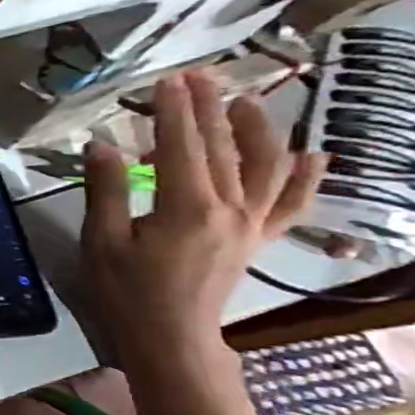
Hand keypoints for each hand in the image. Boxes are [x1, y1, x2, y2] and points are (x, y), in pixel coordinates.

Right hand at [82, 69, 325, 370]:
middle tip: (197, 75)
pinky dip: (305, 178)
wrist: (171, 339)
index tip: (166, 79)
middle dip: (208, 106)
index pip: (181, 145)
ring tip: (245, 102)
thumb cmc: (128, 292)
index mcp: (187, 208)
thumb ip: (106, 190)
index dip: (173, 109)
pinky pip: (291, 204)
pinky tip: (314, 155)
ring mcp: (250, 224)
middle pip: (222, 146)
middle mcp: (228, 209)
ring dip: (258, 128)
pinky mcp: (258, 238)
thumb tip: (101, 144)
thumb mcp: (101, 242)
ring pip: (267, 166)